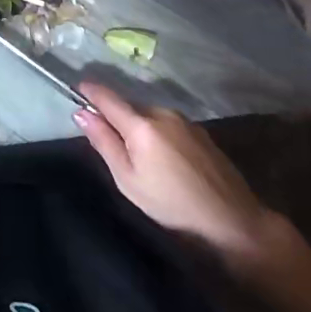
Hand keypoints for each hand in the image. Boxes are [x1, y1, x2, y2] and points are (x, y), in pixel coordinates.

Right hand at [76, 82, 286, 268]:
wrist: (233, 222)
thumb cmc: (172, 206)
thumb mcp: (128, 180)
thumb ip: (104, 142)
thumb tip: (81, 113)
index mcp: (141, 124)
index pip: (107, 97)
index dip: (90, 91)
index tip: (77, 89)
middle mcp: (162, 112)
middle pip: (129, 106)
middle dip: (116, 116)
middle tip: (110, 143)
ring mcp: (184, 120)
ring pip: (149, 115)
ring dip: (139, 126)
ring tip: (140, 157)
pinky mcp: (200, 131)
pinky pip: (168, 123)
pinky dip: (158, 133)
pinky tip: (165, 160)